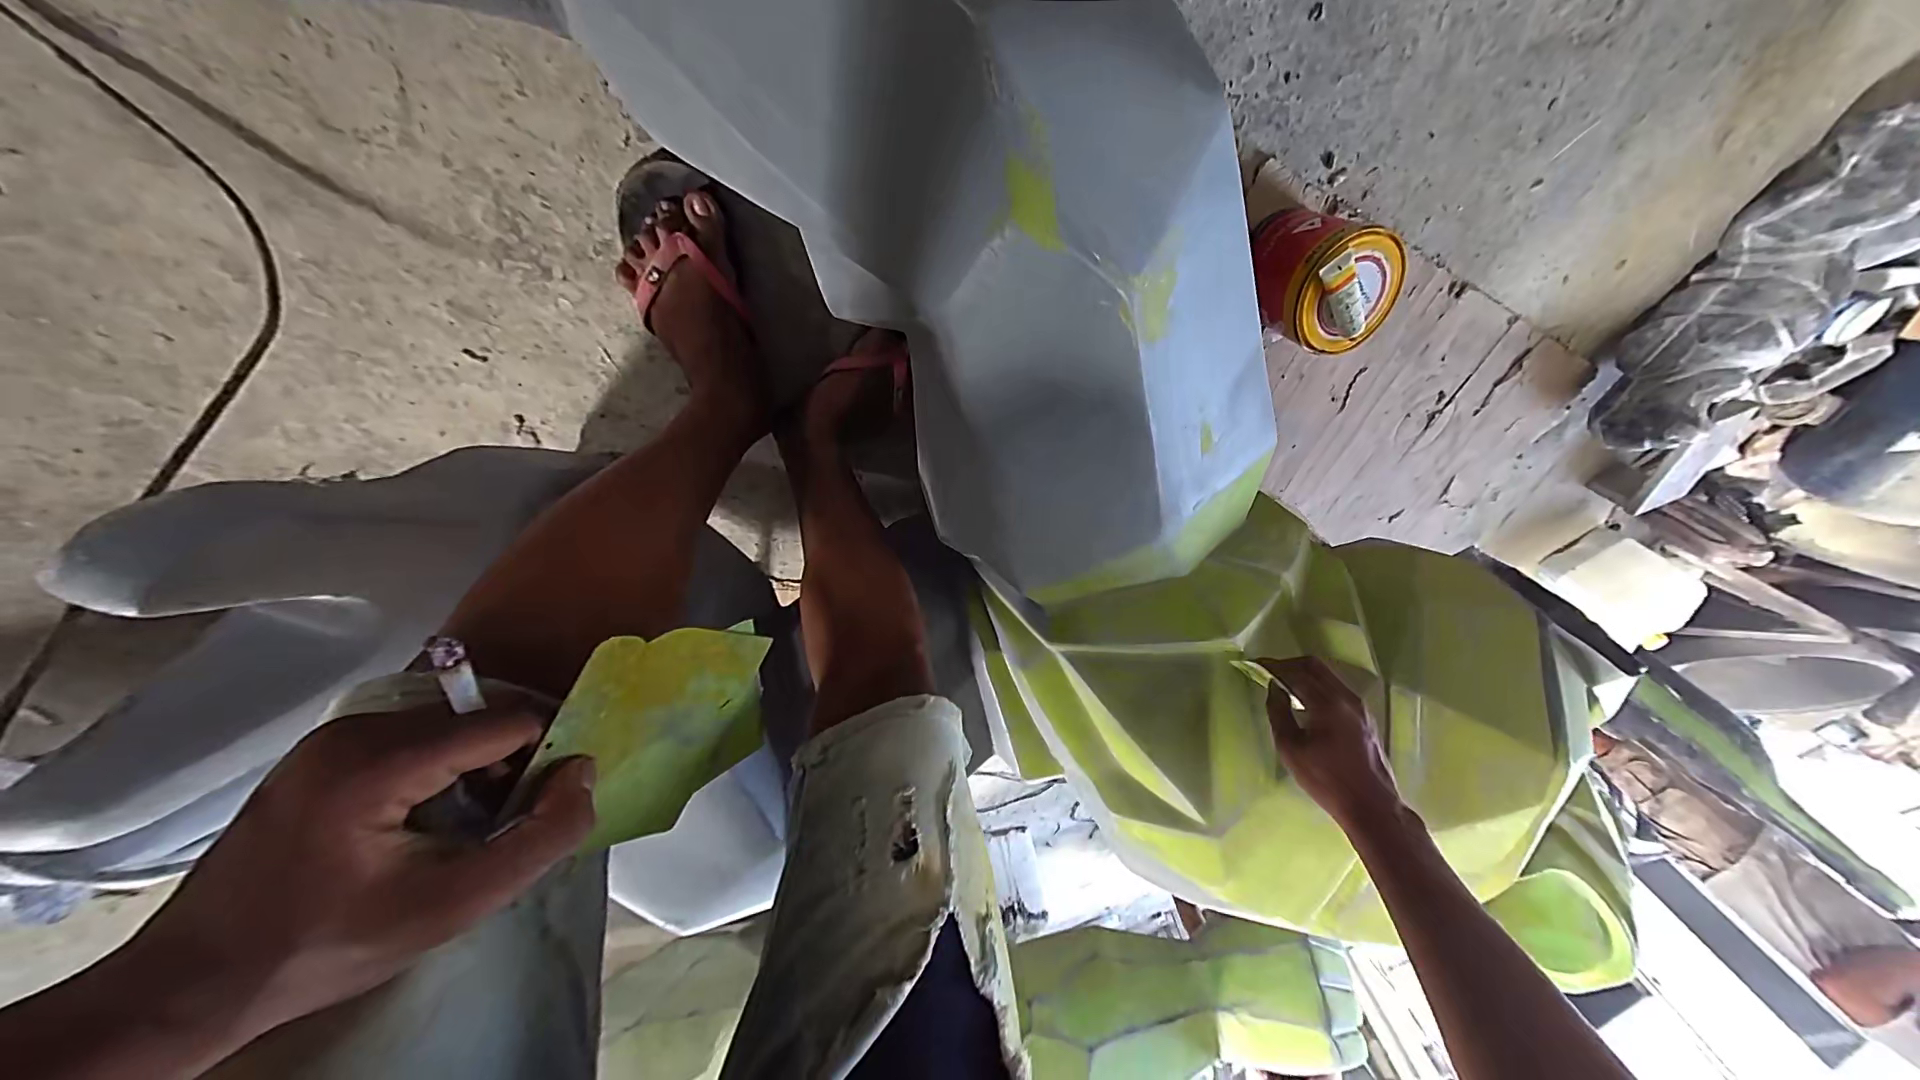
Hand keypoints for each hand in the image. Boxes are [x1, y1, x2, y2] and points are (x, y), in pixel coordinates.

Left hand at [114, 704, 595, 1044]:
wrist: (194, 981)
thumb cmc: (329, 946)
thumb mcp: (457, 905)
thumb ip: (543, 836)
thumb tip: (584, 772)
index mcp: (379, 760)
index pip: (510, 721)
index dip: (543, 758)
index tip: (535, 808)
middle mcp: (358, 728)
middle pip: (484, 718)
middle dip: (512, 763)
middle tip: (497, 824)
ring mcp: (336, 734)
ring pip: (457, 724)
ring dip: (481, 765)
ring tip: (462, 826)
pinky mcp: (328, 748)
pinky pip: (422, 734)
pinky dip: (447, 765)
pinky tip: (426, 817)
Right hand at [1258, 657, 1402, 827]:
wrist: (1371, 806)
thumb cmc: (1326, 779)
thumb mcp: (1290, 748)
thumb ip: (1278, 712)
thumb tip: (1273, 688)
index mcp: (1328, 704)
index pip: (1296, 673)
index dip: (1272, 666)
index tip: (1254, 664)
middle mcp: (1347, 698)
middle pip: (1315, 666)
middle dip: (1289, 664)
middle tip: (1268, 670)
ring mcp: (1360, 707)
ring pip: (1328, 676)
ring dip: (1304, 674)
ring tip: (1283, 684)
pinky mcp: (1365, 717)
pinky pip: (1336, 689)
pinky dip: (1317, 685)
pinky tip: (1305, 701)